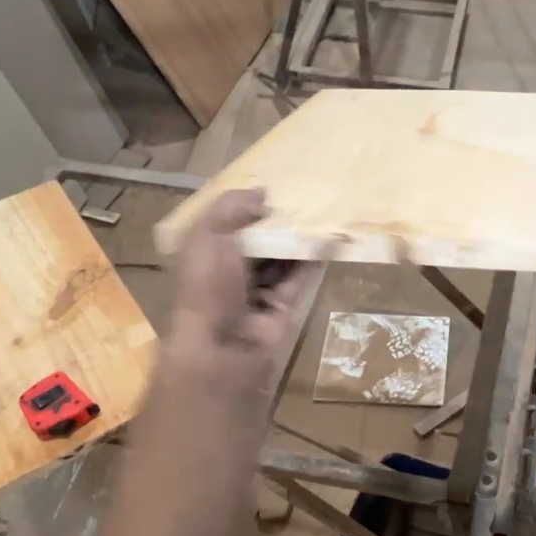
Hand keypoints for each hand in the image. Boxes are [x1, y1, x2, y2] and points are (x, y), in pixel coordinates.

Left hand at [154, 189, 319, 421]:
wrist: (223, 348)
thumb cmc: (208, 286)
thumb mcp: (207, 236)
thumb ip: (231, 208)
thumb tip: (263, 193)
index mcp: (204, 254)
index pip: (228, 223)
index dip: (248, 206)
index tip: (276, 187)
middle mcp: (229, 272)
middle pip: (259, 240)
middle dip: (279, 221)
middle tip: (307, 197)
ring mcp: (257, 291)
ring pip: (282, 259)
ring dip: (300, 239)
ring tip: (325, 213)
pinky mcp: (283, 308)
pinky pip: (300, 279)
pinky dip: (314, 260)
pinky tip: (331, 240)